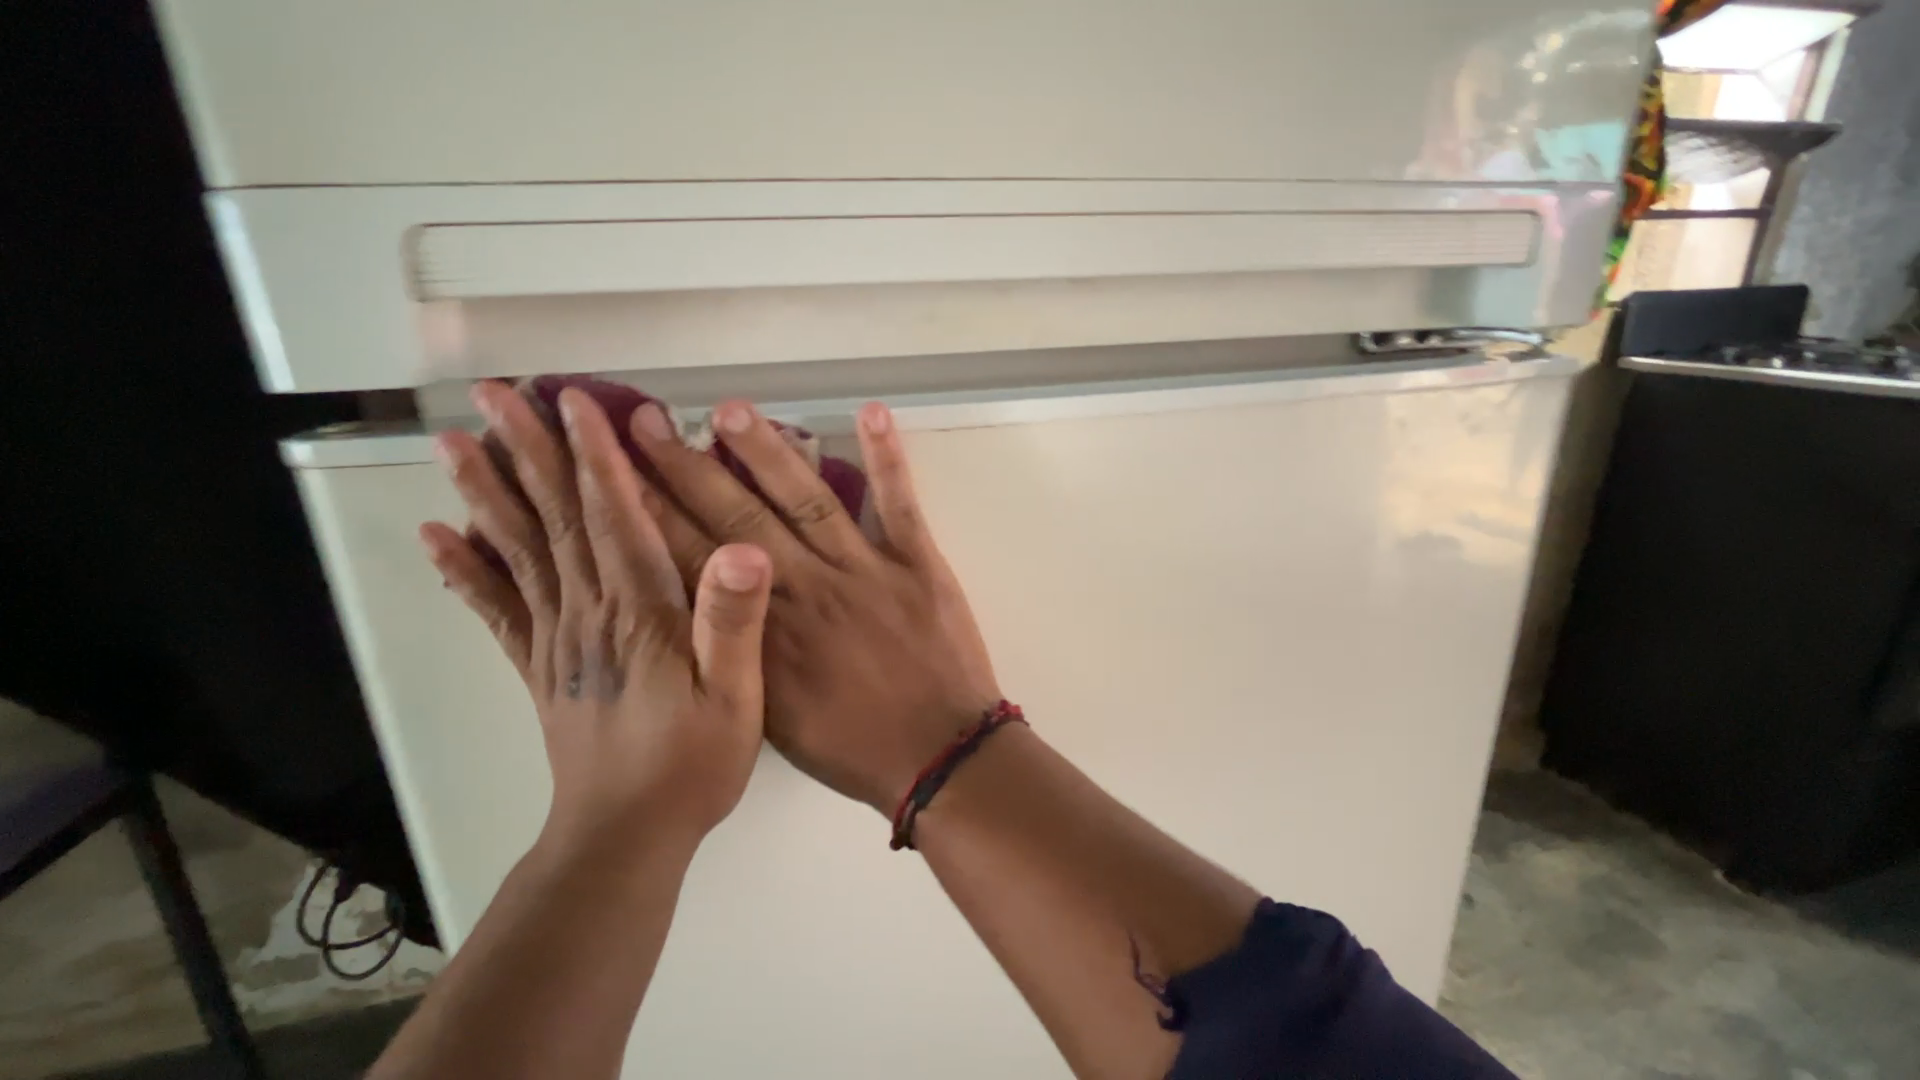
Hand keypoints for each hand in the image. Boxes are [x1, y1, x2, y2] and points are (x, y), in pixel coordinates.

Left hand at [419, 382, 774, 852]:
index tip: (574, 400)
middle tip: (493, 396)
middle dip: (526, 452)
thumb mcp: (736, 696)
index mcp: (639, 611)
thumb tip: (744, 548)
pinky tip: (440, 538)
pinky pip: (497, 611)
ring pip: (519, 553)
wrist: (625, 836)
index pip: (614, 516)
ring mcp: (555, 641)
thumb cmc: (692, 763)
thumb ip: (734, 622)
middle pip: (555, 520)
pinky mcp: (538, 670)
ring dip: (487, 494)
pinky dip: (465, 571)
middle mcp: (588, 613)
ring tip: (454, 444)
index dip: (594, 455)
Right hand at [628, 399, 1000, 812]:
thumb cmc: (855, 747)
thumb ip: (739, 655)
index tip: (615, 470)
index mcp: (765, 632)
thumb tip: (704, 607)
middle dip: (686, 468)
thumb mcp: (774, 716)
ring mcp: (864, 571)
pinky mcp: (918, 564)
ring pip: (807, 499)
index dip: (652, 511)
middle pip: (737, 517)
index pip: (694, 559)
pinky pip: (900, 502)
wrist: (941, 757)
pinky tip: (870, 412)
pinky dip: (886, 457)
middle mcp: (806, 590)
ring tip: (731, 410)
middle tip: (646, 421)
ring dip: (769, 452)